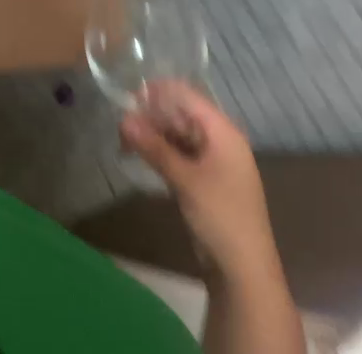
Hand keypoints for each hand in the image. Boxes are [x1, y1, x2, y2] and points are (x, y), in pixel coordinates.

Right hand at [120, 80, 281, 282]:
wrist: (243, 269)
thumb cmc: (220, 215)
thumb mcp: (185, 178)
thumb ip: (153, 146)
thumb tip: (122, 118)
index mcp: (223, 132)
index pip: (186, 96)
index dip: (157, 92)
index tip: (125, 98)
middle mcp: (218, 140)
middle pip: (180, 115)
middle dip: (150, 117)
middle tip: (119, 128)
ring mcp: (211, 161)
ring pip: (176, 135)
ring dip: (151, 136)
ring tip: (123, 143)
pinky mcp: (202, 180)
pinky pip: (177, 155)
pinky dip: (158, 153)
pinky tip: (137, 156)